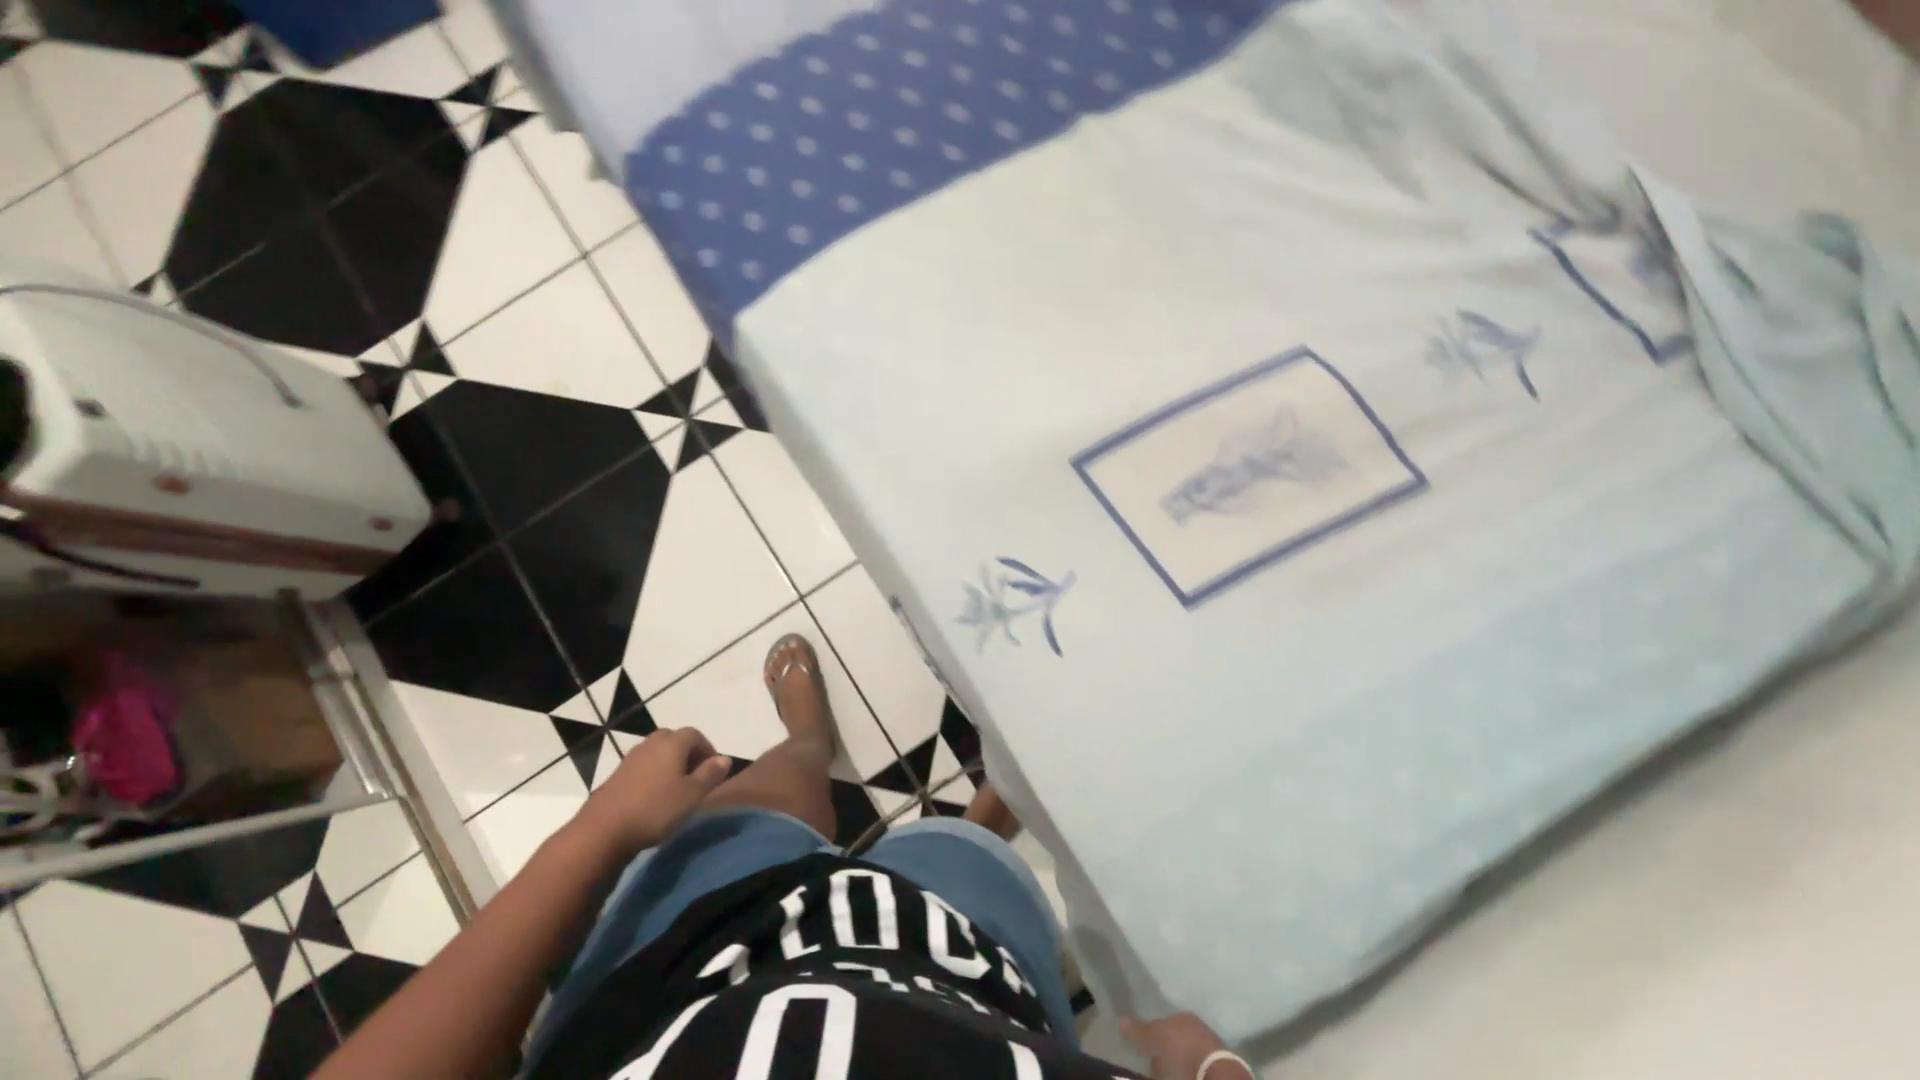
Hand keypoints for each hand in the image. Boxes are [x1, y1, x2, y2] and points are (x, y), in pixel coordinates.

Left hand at [571, 728, 731, 856]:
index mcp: (671, 744)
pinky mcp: (615, 778)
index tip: (714, 770)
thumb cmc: (655, 809)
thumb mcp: (692, 795)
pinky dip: (652, 775)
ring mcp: (629, 760)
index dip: (707, 749)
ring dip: (669, 764)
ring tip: (676, 788)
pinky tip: (654, 798)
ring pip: (655, 753)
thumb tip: (725, 758)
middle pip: (673, 739)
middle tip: (696, 776)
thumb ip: (710, 774)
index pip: (694, 734)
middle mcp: (649, 745)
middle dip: (687, 753)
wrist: (602, 831)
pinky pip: (642, 768)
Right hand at [1121, 1013, 1252, 1079]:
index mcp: (1183, 1016)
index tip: (1144, 1049)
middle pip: (1176, 1038)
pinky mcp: (1217, 1067)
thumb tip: (1121, 1021)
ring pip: (1187, 1053)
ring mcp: (1209, 1047)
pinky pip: (1195, 1067)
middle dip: (1165, 1050)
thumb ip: (1138, 1030)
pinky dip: (1187, 1071)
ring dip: (1177, 1063)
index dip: (1152, 1035)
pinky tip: (1181, 1076)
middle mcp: (1197, 1027)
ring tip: (1167, 1074)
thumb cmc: (1181, 1050)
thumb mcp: (1154, 1038)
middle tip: (1153, 1064)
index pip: (1164, 1022)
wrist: (1215, 1074)